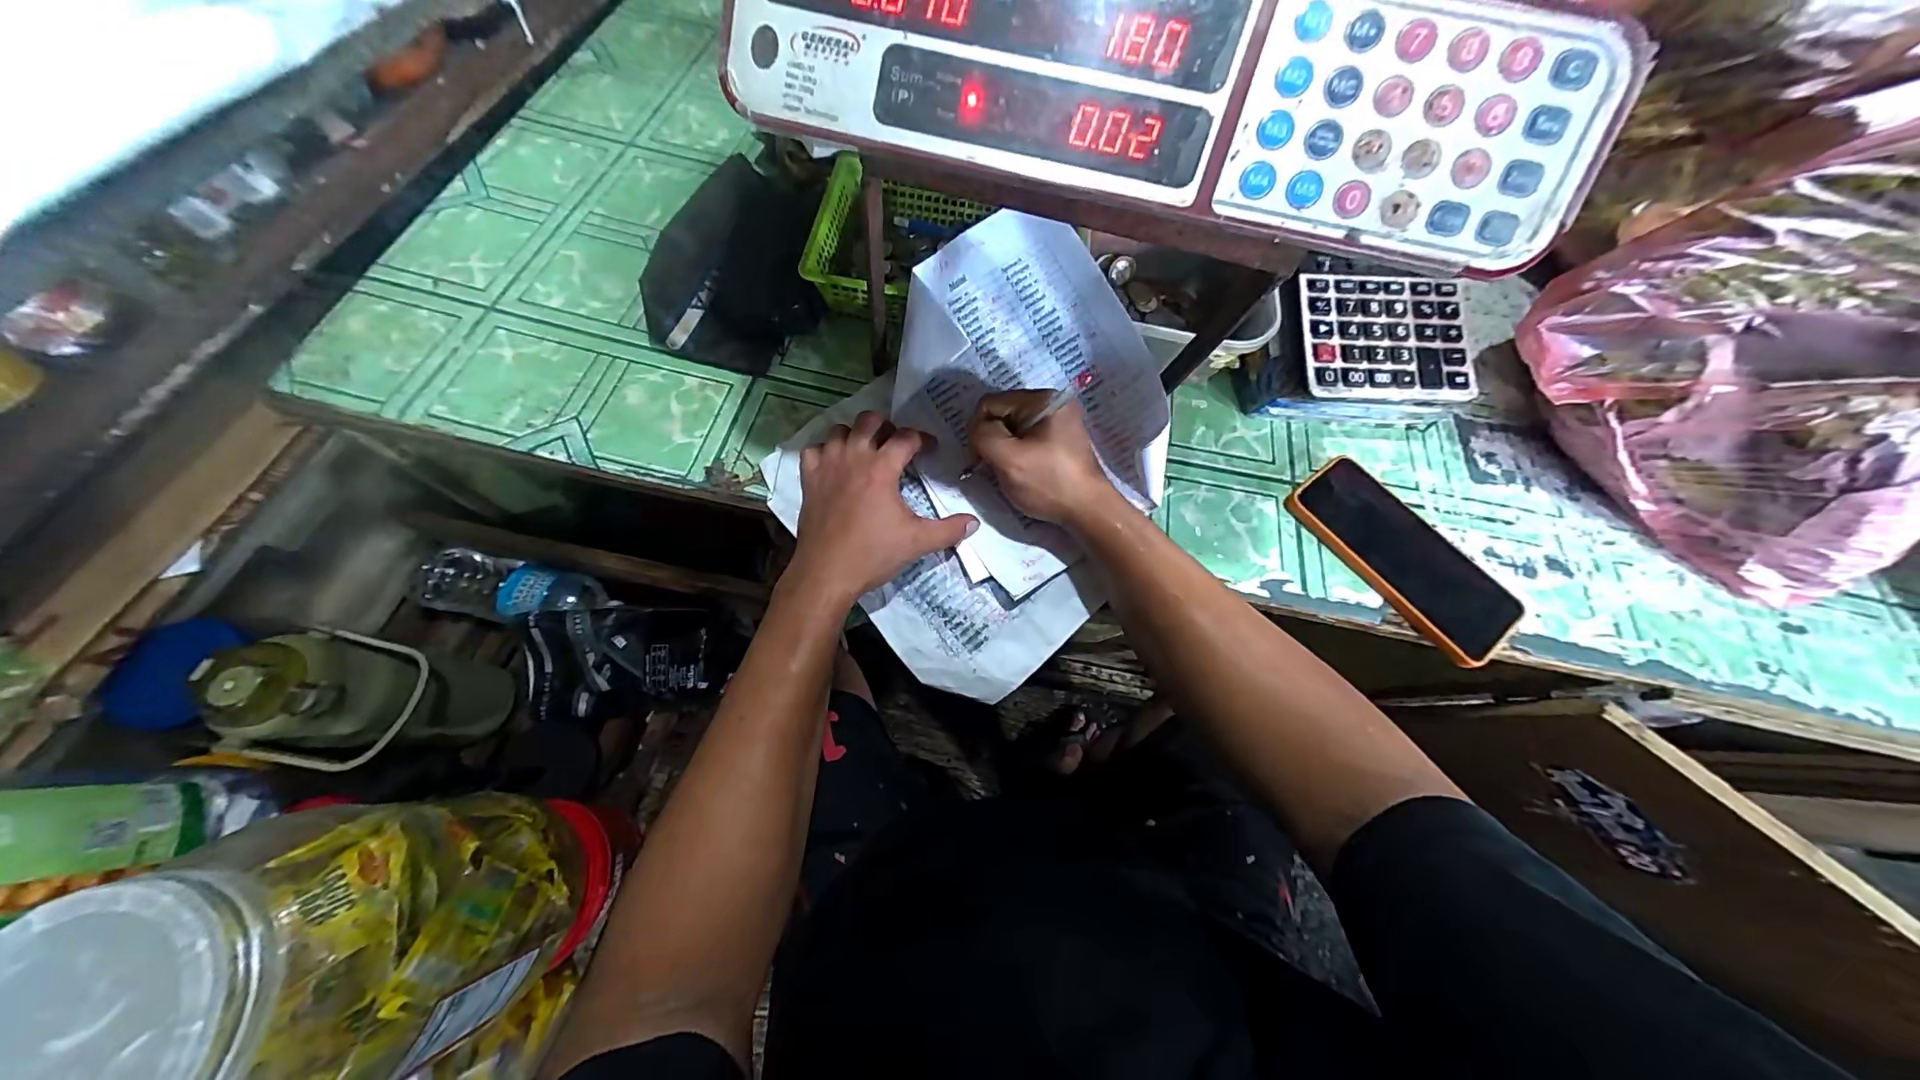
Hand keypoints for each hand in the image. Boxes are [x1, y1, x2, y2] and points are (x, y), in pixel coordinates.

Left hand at [791, 411, 977, 602]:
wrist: (826, 573)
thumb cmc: (873, 555)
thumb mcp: (918, 542)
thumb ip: (949, 530)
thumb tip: (974, 523)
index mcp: (881, 467)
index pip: (907, 437)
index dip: (923, 439)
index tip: (930, 450)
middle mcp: (853, 457)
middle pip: (870, 421)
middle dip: (888, 427)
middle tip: (896, 447)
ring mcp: (827, 465)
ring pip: (840, 430)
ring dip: (855, 435)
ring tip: (867, 451)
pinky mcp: (809, 479)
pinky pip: (814, 449)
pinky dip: (826, 451)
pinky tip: (835, 465)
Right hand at [968, 390, 1120, 527]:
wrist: (1088, 512)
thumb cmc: (1048, 483)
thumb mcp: (1007, 458)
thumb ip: (983, 435)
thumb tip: (979, 431)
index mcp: (1044, 399)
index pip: (991, 403)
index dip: (977, 429)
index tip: (978, 460)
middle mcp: (1054, 403)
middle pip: (1003, 414)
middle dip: (992, 439)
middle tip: (991, 467)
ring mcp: (1059, 422)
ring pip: (1013, 429)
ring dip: (1003, 449)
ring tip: (1008, 472)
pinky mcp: (1061, 441)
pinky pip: (1028, 439)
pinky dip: (1017, 454)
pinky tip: (1021, 472)